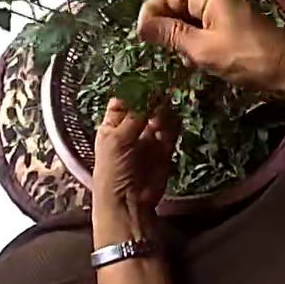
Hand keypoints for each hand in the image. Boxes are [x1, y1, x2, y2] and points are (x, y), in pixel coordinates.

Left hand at [93, 99, 176, 239]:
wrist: (128, 202)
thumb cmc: (113, 169)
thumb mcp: (117, 139)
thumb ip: (134, 115)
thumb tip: (148, 92)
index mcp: (112, 124)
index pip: (124, 100)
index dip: (134, 90)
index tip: (147, 80)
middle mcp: (131, 128)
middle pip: (145, 105)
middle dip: (152, 100)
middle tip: (159, 98)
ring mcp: (148, 138)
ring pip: (160, 115)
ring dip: (162, 113)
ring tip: (159, 122)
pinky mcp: (164, 148)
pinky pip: (171, 130)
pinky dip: (172, 126)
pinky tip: (167, 129)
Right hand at [136, 0, 284, 92]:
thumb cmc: (245, 57)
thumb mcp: (202, 48)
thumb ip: (170, 35)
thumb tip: (141, 27)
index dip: (150, 11)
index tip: (141, 36)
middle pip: (176, 3)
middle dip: (163, 24)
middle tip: (156, 49)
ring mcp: (224, 11)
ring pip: (188, 18)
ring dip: (177, 35)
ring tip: (175, 57)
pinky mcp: (230, 26)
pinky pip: (202, 27)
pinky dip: (192, 41)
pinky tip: (192, 60)